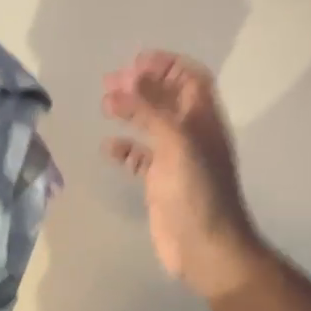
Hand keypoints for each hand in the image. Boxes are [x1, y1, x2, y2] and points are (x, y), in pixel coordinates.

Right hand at [101, 52, 271, 301]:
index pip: (190, 79)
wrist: (206, 249)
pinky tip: (108, 147)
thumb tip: (129, 77)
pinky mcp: (162, 183)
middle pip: (167, 97)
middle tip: (109, 82)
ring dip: (130, 110)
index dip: (166, 65)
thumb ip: (152, 108)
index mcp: (203, 119)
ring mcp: (177, 159)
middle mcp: (192, 134)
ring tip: (104, 104)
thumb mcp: (176, 142)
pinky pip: (141, 157)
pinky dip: (125, 148)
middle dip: (141, 85)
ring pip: (152, 124)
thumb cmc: (196, 191)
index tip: (135, 61)